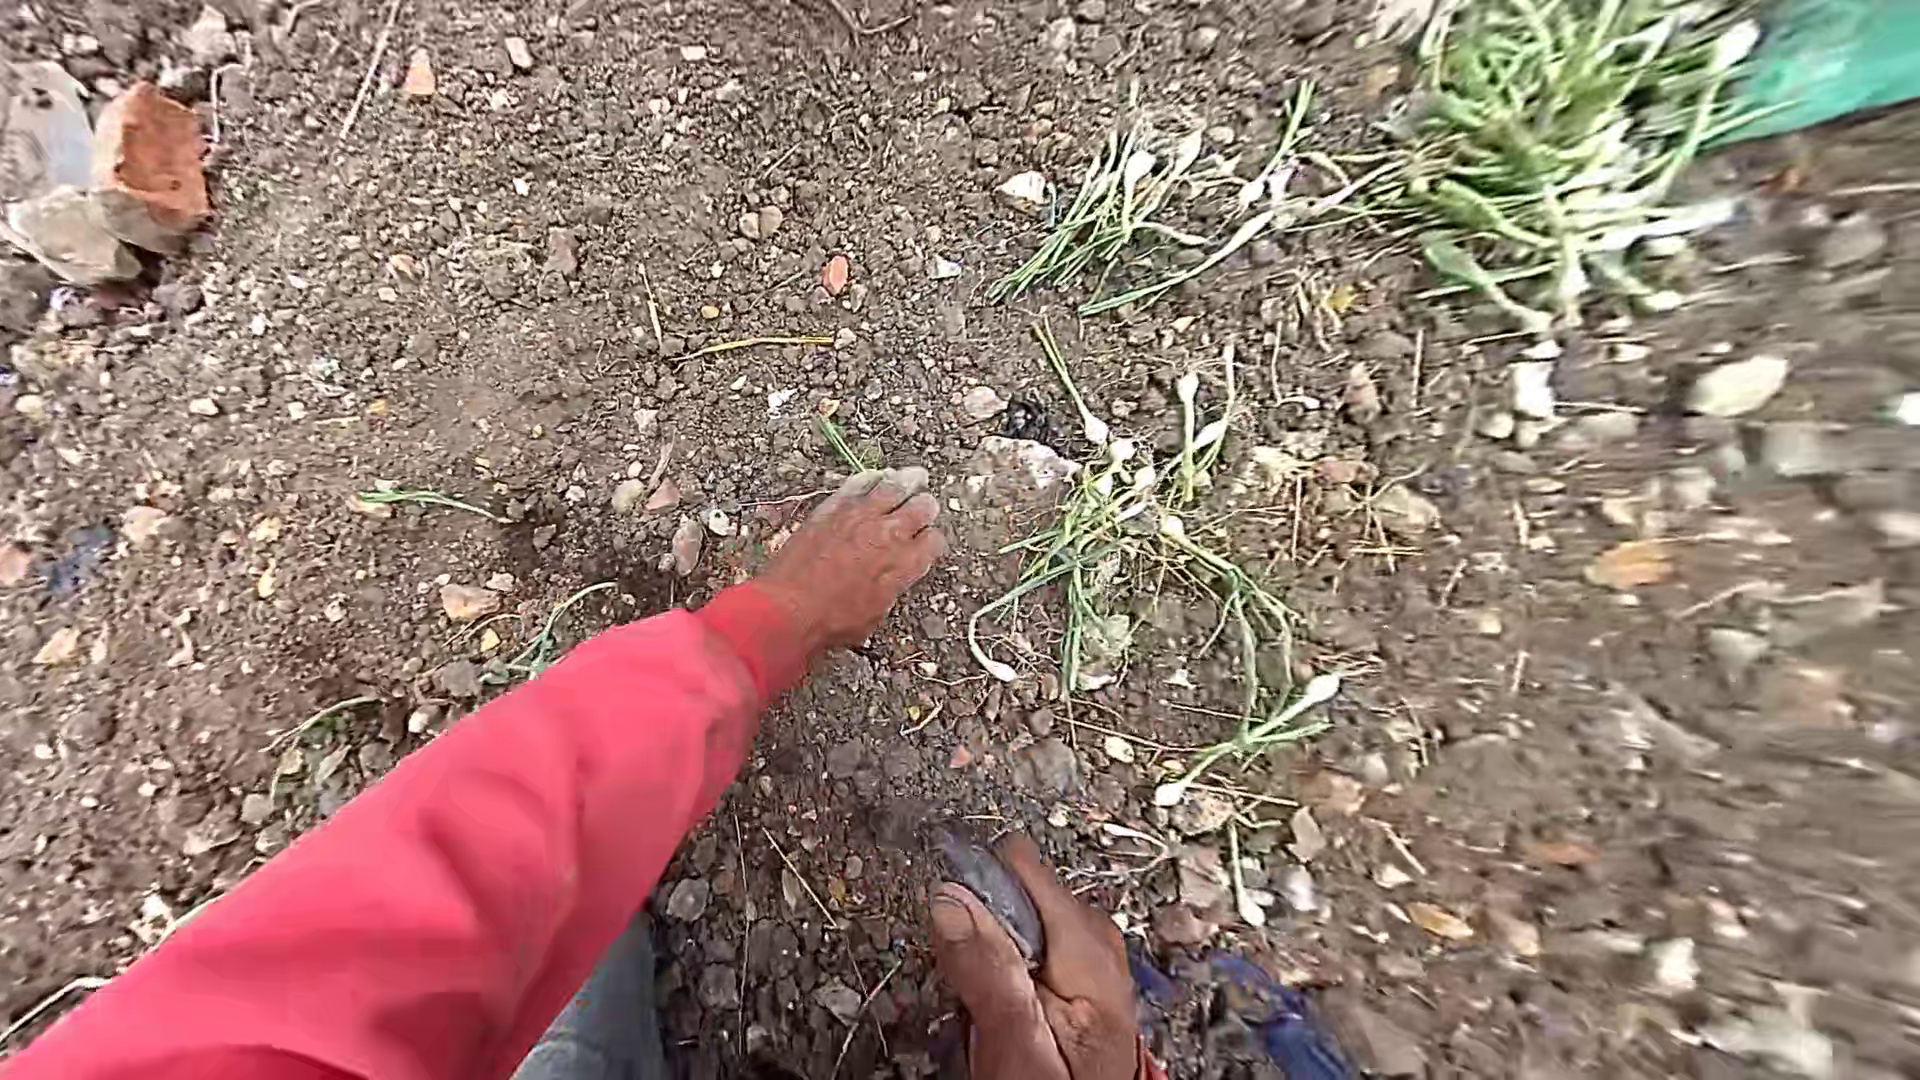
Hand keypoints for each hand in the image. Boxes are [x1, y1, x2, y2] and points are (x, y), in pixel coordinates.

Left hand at [755, 467, 945, 654]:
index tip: (927, 540)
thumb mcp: (876, 612)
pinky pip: (858, 484)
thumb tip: (893, 574)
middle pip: (922, 507)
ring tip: (914, 476)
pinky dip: (870, 478)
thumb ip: (892, 585)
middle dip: (926, 506)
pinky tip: (876, 476)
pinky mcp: (833, 509)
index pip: (934, 540)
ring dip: (907, 481)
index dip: (933, 539)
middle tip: (926, 505)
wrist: (789, 609)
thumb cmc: (831, 621)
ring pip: (894, 486)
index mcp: (904, 564)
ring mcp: (860, 517)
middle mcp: (889, 534)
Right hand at [931, 835, 1138, 1079]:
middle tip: (986, 988)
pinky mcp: (1075, 954)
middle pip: (1013, 887)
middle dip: (986, 928)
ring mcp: (1086, 940)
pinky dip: (1005, 960)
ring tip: (997, 1001)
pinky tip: (1010, 1000)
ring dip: (992, 948)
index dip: (979, 893)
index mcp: (1089, 940)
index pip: (1016, 865)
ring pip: (1013, 910)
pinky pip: (1021, 932)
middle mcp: (1092, 929)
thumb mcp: (1016, 1048)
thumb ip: (984, 970)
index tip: (963, 932)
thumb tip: (948, 899)